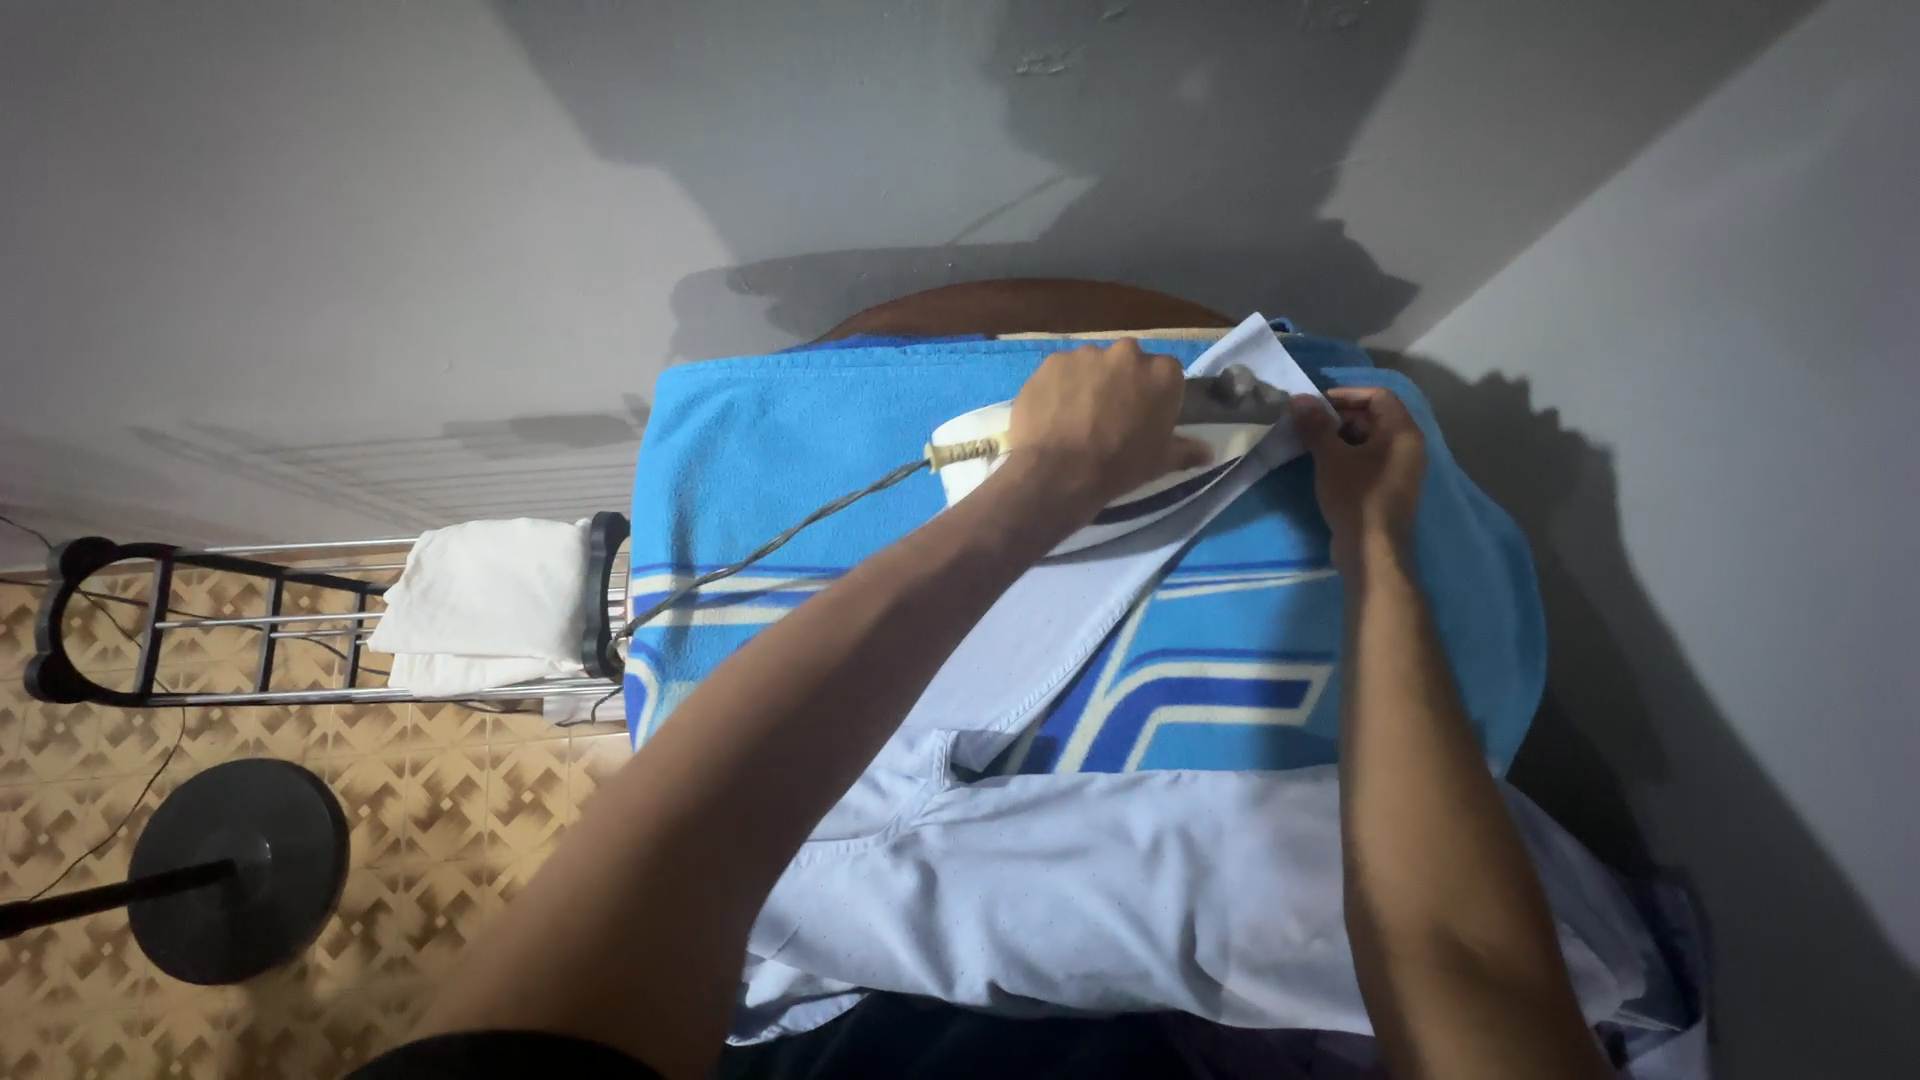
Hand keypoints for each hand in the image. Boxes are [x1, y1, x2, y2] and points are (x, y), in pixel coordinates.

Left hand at [1007, 339, 1212, 512]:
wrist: (1058, 471)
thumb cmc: (1118, 466)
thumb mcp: (1159, 463)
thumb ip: (1185, 450)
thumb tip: (1208, 451)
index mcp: (1163, 373)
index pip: (1166, 376)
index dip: (1153, 398)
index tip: (1142, 420)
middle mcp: (1127, 353)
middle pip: (1127, 365)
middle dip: (1120, 386)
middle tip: (1107, 420)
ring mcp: (1086, 354)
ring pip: (1092, 367)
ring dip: (1088, 386)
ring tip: (1074, 420)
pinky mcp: (1051, 362)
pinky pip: (1060, 373)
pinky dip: (1058, 389)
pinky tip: (1052, 416)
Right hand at [1292, 386, 1426, 565]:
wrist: (1371, 550)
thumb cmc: (1356, 497)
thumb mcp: (1331, 457)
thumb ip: (1316, 425)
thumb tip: (1299, 399)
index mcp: (1402, 432)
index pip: (1378, 396)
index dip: (1345, 394)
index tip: (1314, 404)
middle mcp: (1407, 446)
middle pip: (1374, 416)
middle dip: (1338, 416)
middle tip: (1306, 424)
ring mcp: (1399, 468)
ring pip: (1368, 439)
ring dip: (1338, 436)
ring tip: (1309, 444)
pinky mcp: (1387, 487)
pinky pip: (1367, 459)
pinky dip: (1345, 455)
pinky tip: (1322, 465)